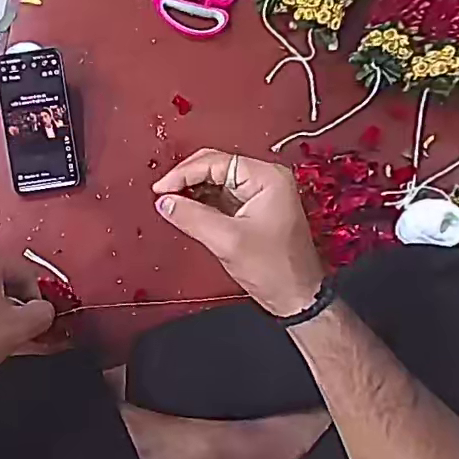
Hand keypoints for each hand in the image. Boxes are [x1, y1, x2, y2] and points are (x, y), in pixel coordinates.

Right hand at [153, 149, 326, 316]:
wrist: (297, 296)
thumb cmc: (275, 269)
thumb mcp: (227, 241)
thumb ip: (192, 217)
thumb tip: (165, 202)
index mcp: (267, 177)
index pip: (216, 161)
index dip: (184, 173)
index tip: (161, 189)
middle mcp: (266, 179)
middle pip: (216, 166)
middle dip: (186, 178)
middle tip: (162, 194)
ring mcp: (261, 193)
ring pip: (216, 180)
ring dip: (192, 190)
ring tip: (169, 203)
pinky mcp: (254, 208)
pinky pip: (222, 195)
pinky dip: (202, 201)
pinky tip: (186, 210)